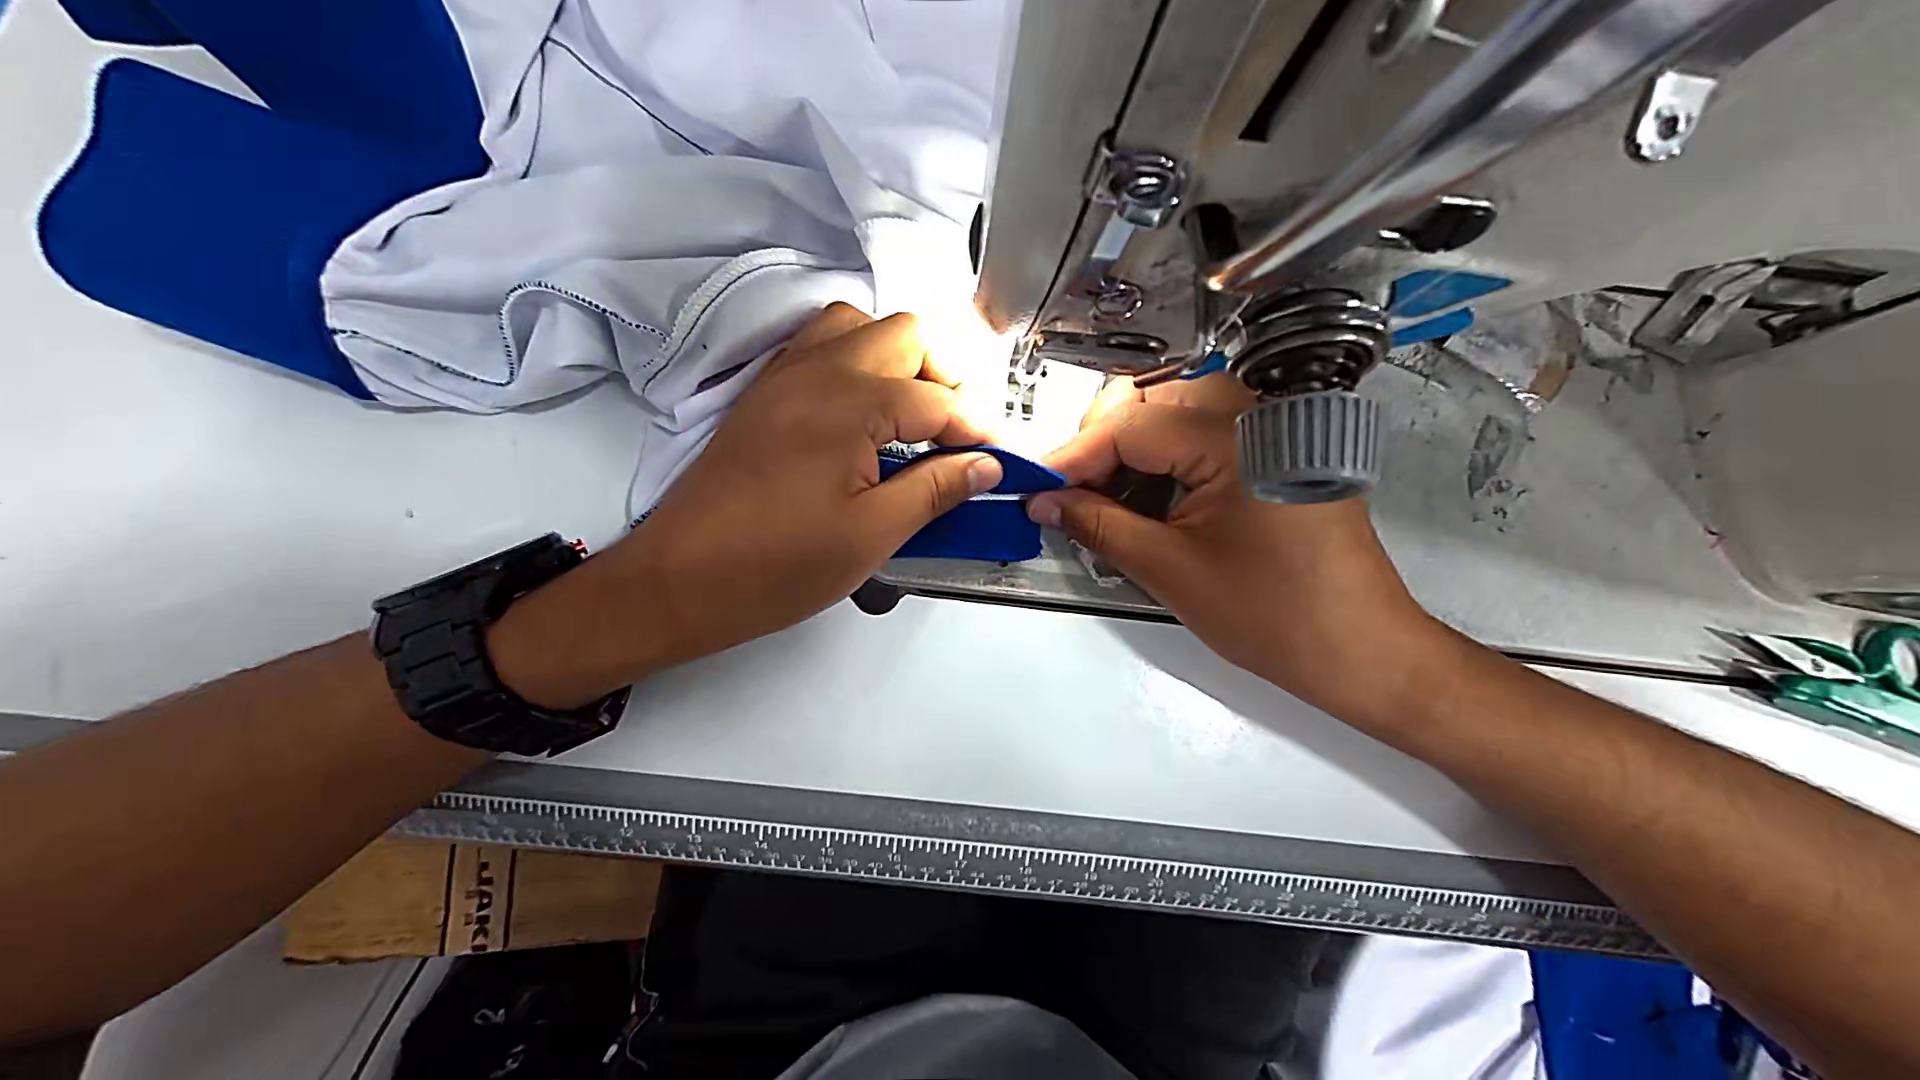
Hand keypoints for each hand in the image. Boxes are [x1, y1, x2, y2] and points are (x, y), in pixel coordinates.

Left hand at [490, 303, 1002, 705]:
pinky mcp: (763, 392)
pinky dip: (856, 361)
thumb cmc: (776, 567)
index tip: (998, 457)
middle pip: (904, 335)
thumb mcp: (871, 536)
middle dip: (945, 375)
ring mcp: (783, 375)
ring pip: (858, 326)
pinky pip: (819, 346)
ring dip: (897, 358)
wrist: (679, 580)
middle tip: (956, 432)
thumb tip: (986, 465)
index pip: (936, 399)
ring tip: (912, 412)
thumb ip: (935, 489)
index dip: (976, 428)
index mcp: (849, 404)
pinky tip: (865, 413)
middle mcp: (817, 370)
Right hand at [1027, 377, 1443, 715]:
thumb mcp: (1169, 569)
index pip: (1130, 426)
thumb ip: (1098, 524)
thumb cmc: (1280, 616)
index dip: (1075, 457)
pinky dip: (1166, 459)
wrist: (1360, 649)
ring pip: (1176, 412)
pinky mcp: (1279, 449)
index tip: (1039, 485)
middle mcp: (1262, 416)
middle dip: (1101, 444)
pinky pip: (1205, 433)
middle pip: (1151, 402)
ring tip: (1103, 502)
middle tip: (1069, 492)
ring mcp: (1276, 429)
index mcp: (1238, 438)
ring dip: (1131, 451)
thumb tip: (1046, 502)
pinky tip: (1143, 499)